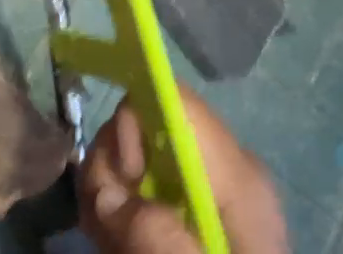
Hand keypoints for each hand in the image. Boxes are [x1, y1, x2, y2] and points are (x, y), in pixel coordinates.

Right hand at [79, 94, 287, 253]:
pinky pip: (133, 185)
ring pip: (127, 154)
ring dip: (105, 196)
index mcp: (237, 176)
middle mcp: (220, 169)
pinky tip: (117, 243)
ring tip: (110, 242)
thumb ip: (159, 239)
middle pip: (141, 124)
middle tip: (106, 226)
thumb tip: (109, 196)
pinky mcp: (185, 209)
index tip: (126, 180)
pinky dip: (114, 211)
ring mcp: (202, 189)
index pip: (175, 102)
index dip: (134, 124)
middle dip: (110, 169)